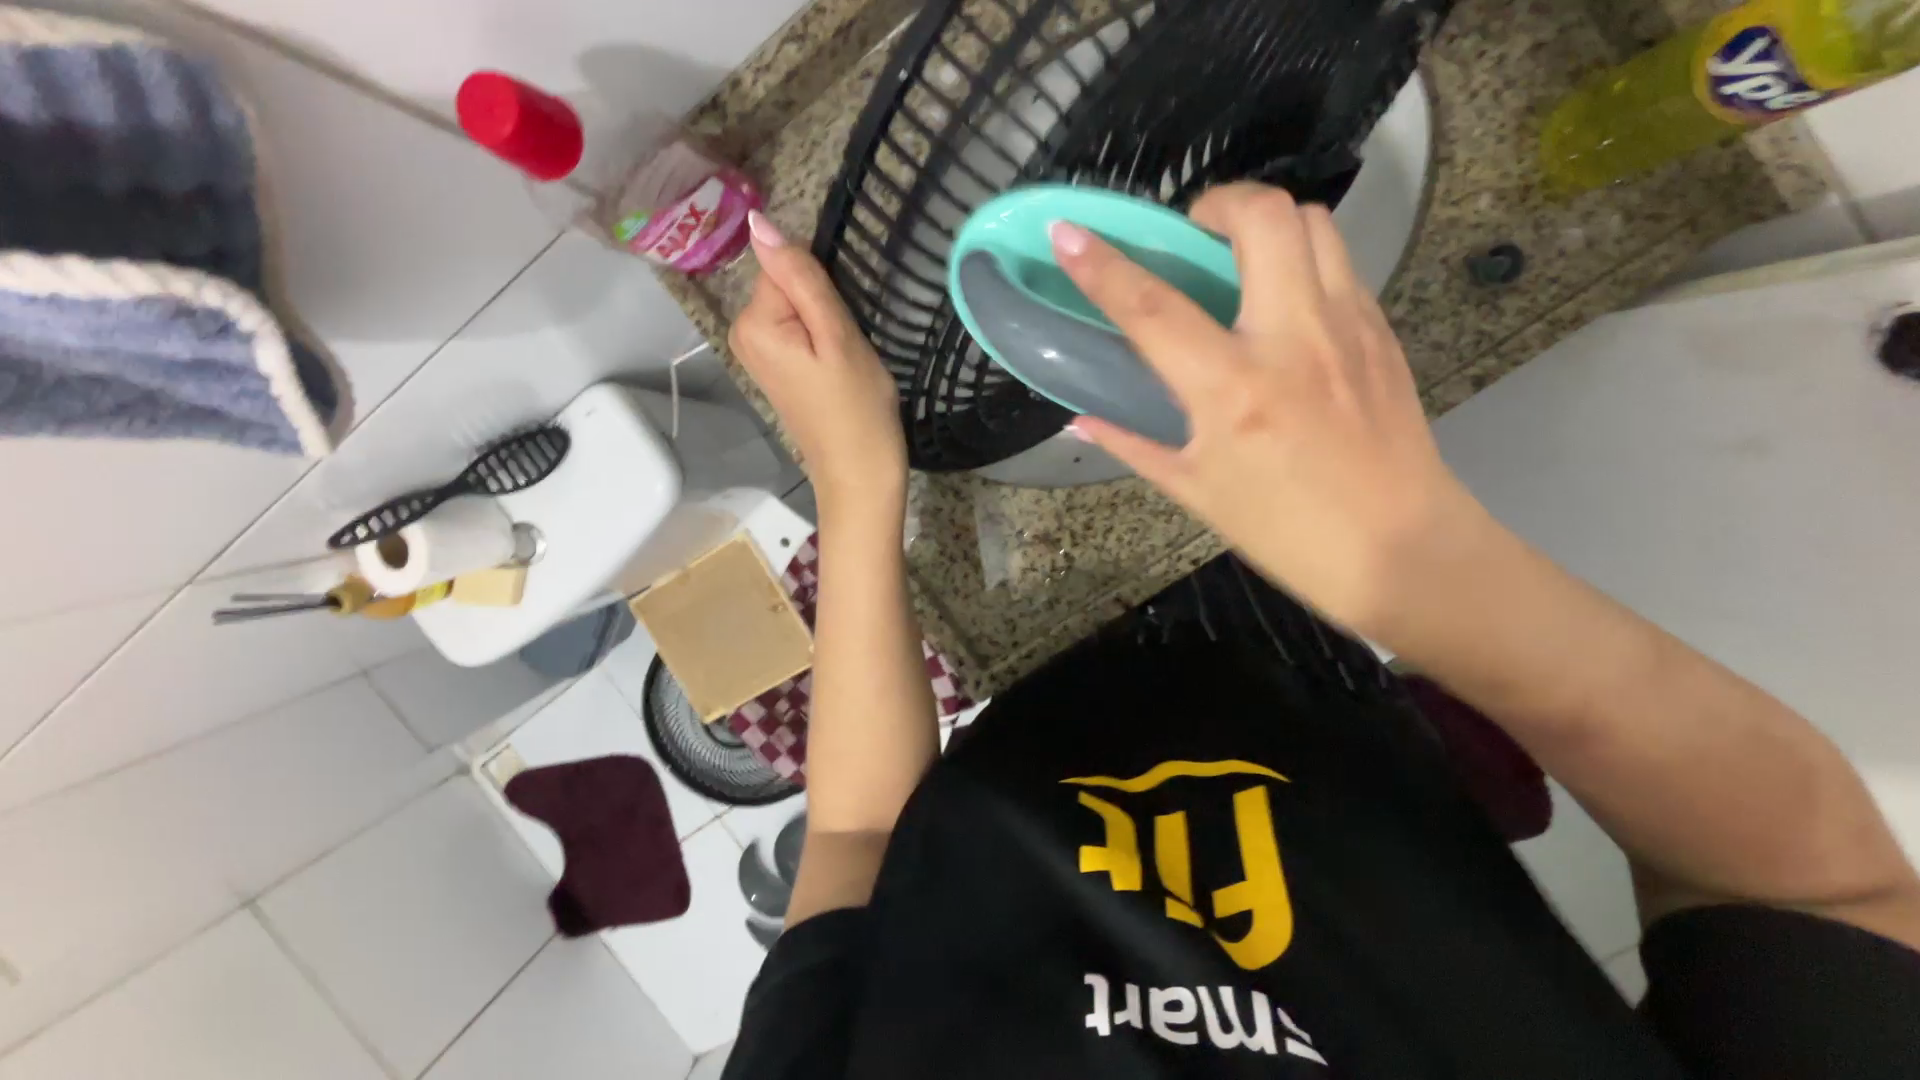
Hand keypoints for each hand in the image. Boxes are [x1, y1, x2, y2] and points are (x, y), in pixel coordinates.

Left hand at [729, 210, 907, 514]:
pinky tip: (836, 367)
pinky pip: (796, 329)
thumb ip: (800, 277)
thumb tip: (759, 223)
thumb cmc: (857, 406)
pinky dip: (820, 339)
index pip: (785, 266)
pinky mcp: (774, 367)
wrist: (859, 470)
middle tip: (846, 344)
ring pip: (796, 307)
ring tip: (843, 359)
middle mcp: (743, 333)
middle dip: (822, 304)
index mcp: (755, 323)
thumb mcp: (837, 335)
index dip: (822, 285)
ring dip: (825, 322)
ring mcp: (756, 353)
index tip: (841, 319)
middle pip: (787, 285)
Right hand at [1053, 183, 1495, 639]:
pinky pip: (1339, 264)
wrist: (1402, 550)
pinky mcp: (1381, 331)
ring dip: (1267, 224)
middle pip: (1262, 218)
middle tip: (1194, 236)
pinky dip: (1303, 261)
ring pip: (1312, 223)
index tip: (1068, 233)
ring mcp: (1347, 327)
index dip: (1103, 267)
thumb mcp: (1197, 493)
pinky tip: (1285, 308)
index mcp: (1232, 391)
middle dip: (1218, 203)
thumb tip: (1080, 421)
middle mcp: (1293, 340)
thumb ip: (1134, 445)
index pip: (1153, 309)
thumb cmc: (1287, 532)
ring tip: (1241, 261)